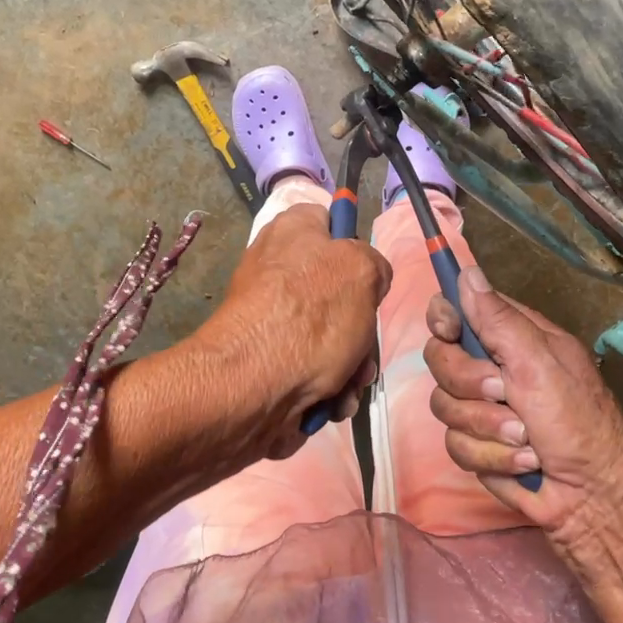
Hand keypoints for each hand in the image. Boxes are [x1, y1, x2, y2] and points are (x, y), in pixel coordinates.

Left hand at [199, 203, 391, 459]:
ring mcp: (269, 312)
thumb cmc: (311, 316)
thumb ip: (372, 262)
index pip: (330, 220)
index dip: (354, 246)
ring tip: (349, 384)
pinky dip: (327, 384)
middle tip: (364, 350)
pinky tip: (332, 401)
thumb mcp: (362, 270)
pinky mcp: (266, 353)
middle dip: (359, 327)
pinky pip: (310, 363)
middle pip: (337, 288)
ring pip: (330, 332)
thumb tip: (365, 276)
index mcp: (292, 229)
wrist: (251, 384)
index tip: (367, 277)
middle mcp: (276, 265)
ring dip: (349, 363)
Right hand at [422, 268, 622, 546]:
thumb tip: (466, 271)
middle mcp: (493, 368)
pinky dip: (490, 456)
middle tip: (503, 394)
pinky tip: (522, 464)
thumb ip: (498, 319)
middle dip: (468, 383)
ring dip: (486, 427)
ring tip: (525, 440)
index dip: (445, 319)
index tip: (450, 332)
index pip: (458, 311)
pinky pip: (455, 444)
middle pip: (440, 358)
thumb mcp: (540, 363)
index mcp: (512, 338)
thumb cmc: (578, 423)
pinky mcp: (478, 447)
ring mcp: (482, 409)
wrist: (594, 501)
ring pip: (444, 405)